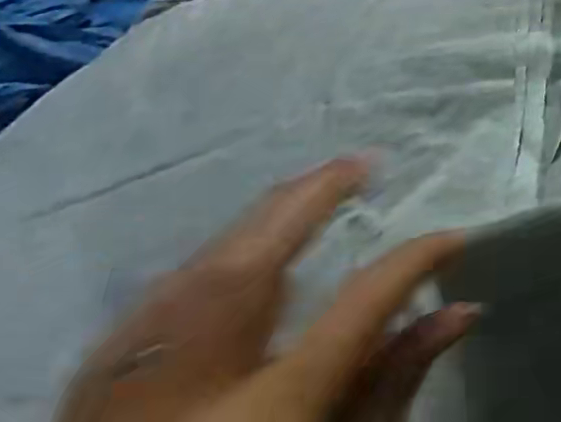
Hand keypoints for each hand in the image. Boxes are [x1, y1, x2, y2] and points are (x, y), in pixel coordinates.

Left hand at [58, 158, 472, 421]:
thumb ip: (396, 382)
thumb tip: (462, 310)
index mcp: (267, 409)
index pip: (360, 305)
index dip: (415, 260)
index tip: (452, 236)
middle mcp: (193, 374)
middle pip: (262, 252)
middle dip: (318, 193)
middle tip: (365, 162)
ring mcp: (133, 368)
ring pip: (213, 252)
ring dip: (273, 209)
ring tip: (319, 183)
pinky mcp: (98, 368)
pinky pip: (176, 278)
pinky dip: (227, 245)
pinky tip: (252, 238)